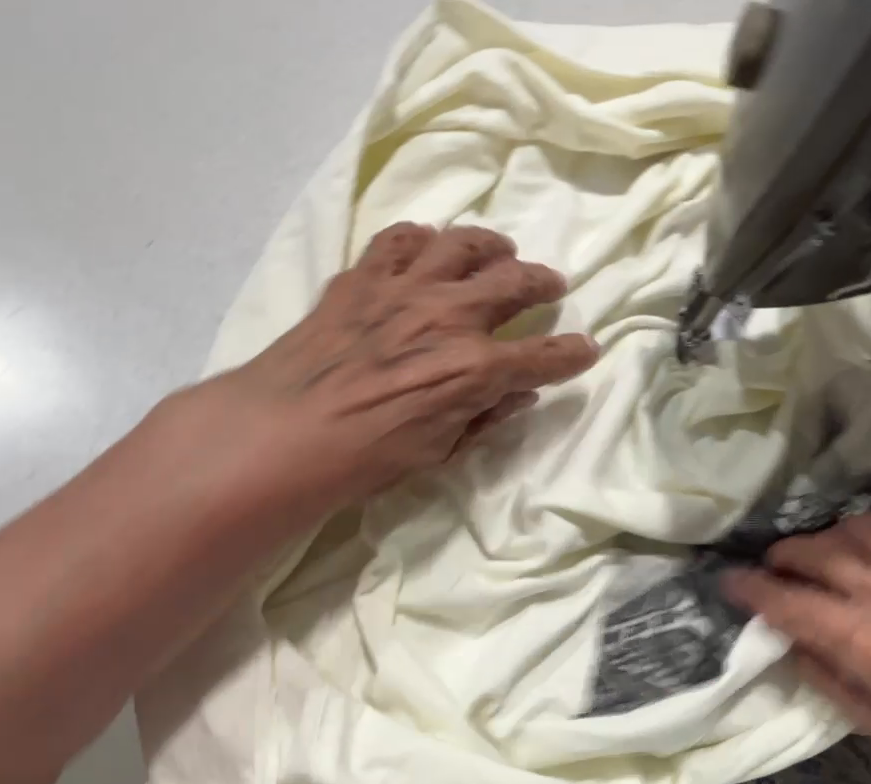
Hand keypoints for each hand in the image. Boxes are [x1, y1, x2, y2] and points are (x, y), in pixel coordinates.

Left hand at [193, 222, 596, 514]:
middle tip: (551, 285)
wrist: (283, 431)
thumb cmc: (366, 457)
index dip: (573, 354)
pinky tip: (431, 246)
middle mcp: (449, 317)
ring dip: (492, 245)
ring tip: (500, 251)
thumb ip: (485, 417)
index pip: (544, 356)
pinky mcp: (364, 276)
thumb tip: (519, 394)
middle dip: (544, 282)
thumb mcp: (439, 452)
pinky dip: (425, 239)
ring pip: (464, 244)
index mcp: (475, 370)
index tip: (587, 349)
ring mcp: (405, 289)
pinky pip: (402, 239)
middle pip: (515, 282)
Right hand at [722, 513, 870, 783]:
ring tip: (812, 555)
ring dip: (822, 538)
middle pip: (817, 554)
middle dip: (782, 557)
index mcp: (869, 646)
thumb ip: (818, 669)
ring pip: (854, 530)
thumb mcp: (865, 717)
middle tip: (769, 568)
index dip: (752, 589)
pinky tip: (862, 544)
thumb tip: (781, 633)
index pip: (791, 603)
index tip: (729, 582)